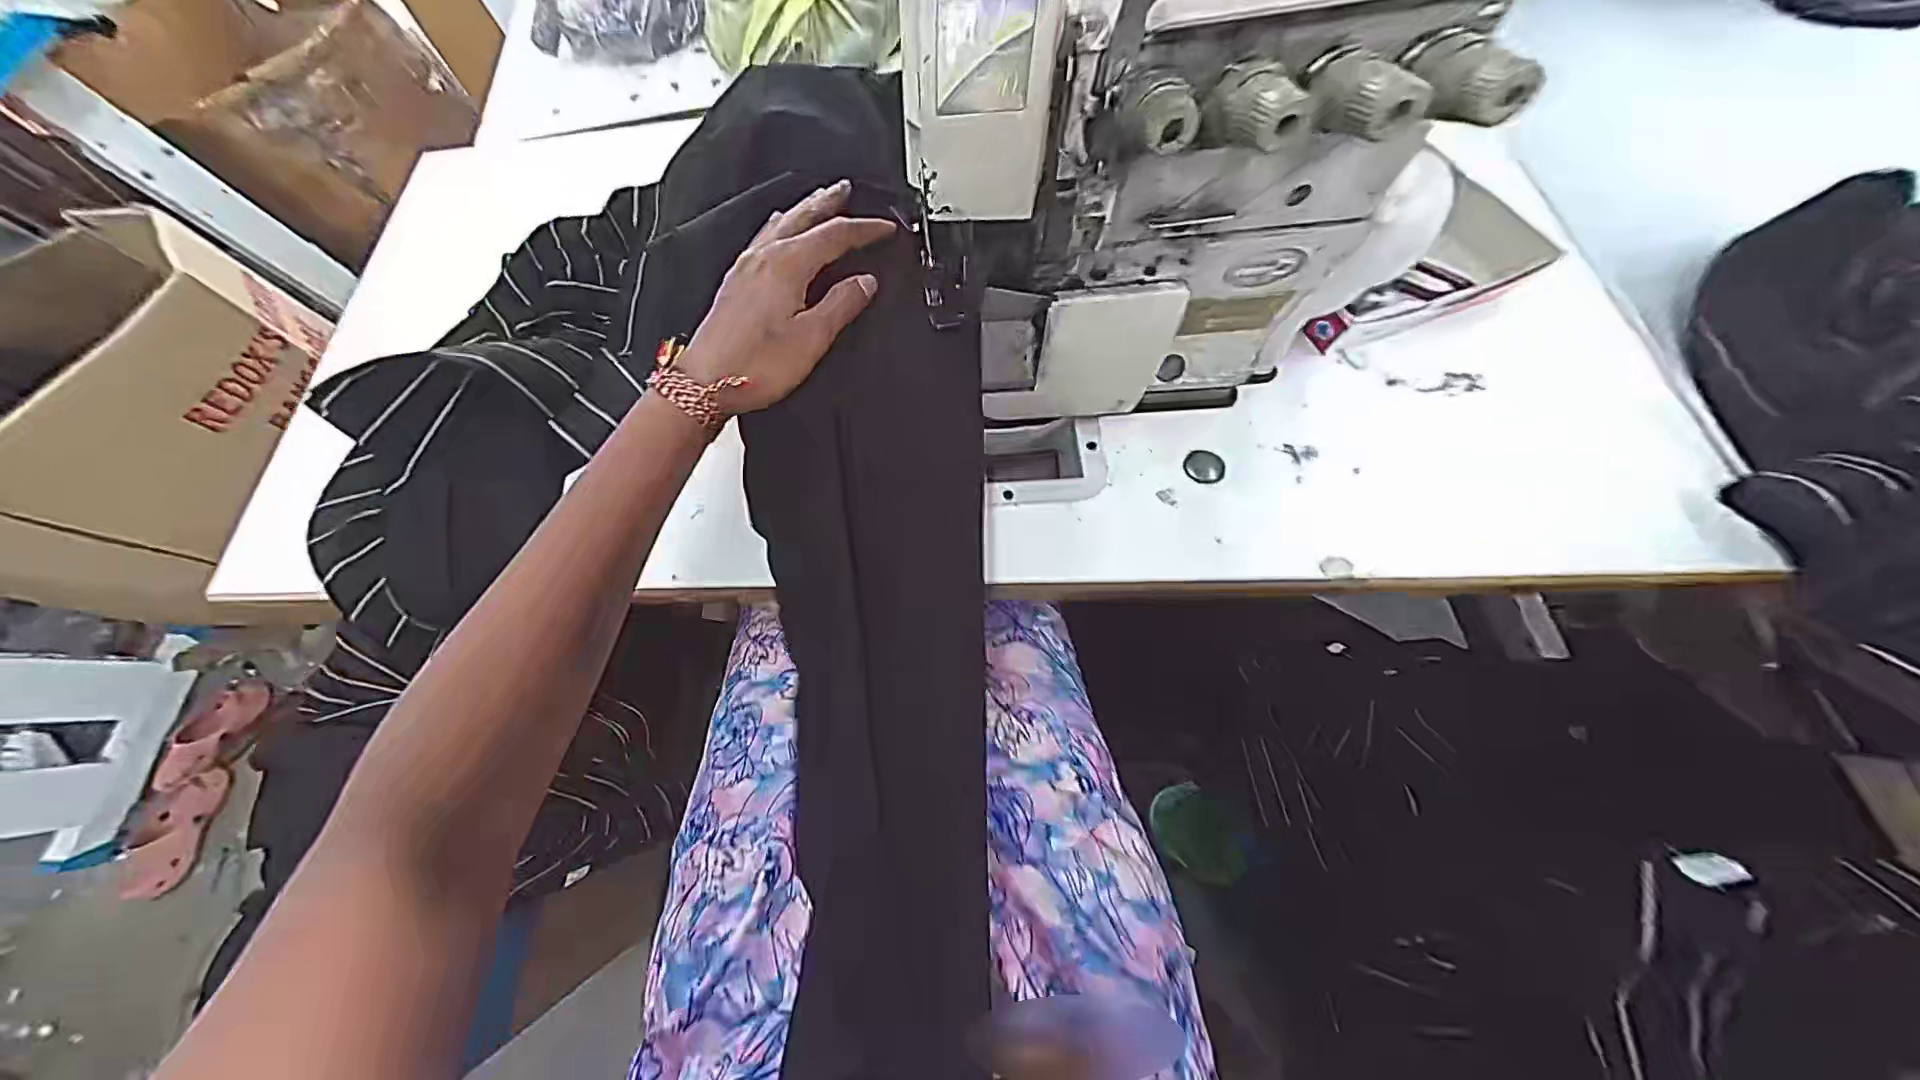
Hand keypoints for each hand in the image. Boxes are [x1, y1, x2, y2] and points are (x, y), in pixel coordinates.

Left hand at [677, 179, 896, 412]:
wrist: (706, 382)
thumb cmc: (752, 366)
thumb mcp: (811, 338)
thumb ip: (840, 305)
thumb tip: (864, 283)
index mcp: (786, 266)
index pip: (835, 235)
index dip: (864, 229)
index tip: (885, 228)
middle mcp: (763, 259)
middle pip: (803, 217)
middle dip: (829, 202)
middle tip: (846, 191)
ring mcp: (746, 268)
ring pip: (782, 223)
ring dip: (805, 209)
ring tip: (818, 203)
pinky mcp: (735, 283)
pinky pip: (764, 238)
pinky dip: (781, 226)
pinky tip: (778, 232)